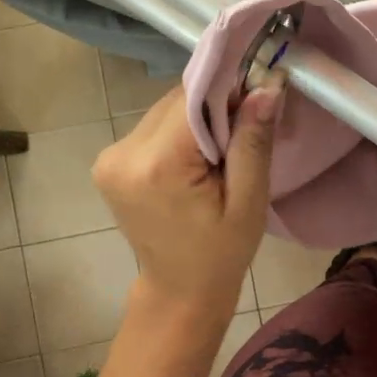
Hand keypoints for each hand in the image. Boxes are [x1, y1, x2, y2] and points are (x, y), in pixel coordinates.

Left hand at [91, 77, 283, 310]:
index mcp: (157, 166)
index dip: (228, 92)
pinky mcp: (109, 162)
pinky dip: (178, 135)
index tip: (256, 102)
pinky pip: (153, 128)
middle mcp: (123, 154)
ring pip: (165, 111)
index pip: (193, 98)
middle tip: (241, 140)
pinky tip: (194, 164)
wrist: (180, 290)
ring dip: (195, 121)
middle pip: (177, 101)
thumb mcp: (249, 201)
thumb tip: (267, 86)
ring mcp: (109, 158)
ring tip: (218, 158)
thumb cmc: (222, 252)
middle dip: (213, 109)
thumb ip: (253, 141)